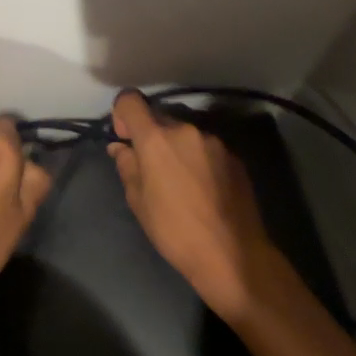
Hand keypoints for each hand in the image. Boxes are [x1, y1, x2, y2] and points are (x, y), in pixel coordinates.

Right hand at [108, 91, 272, 321]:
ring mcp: (214, 142)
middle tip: (151, 169)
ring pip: (185, 134)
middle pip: (160, 117)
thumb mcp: (138, 202)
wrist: (233, 256)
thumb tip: (121, 147)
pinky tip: (203, 189)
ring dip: (177, 148)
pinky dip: (198, 159)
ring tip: (181, 183)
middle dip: (151, 135)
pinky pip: (206, 148)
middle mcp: (186, 130)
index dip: (122, 114)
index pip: (130, 100)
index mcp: (157, 139)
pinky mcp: (234, 157)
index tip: (125, 138)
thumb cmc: (175, 231)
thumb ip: (127, 166)